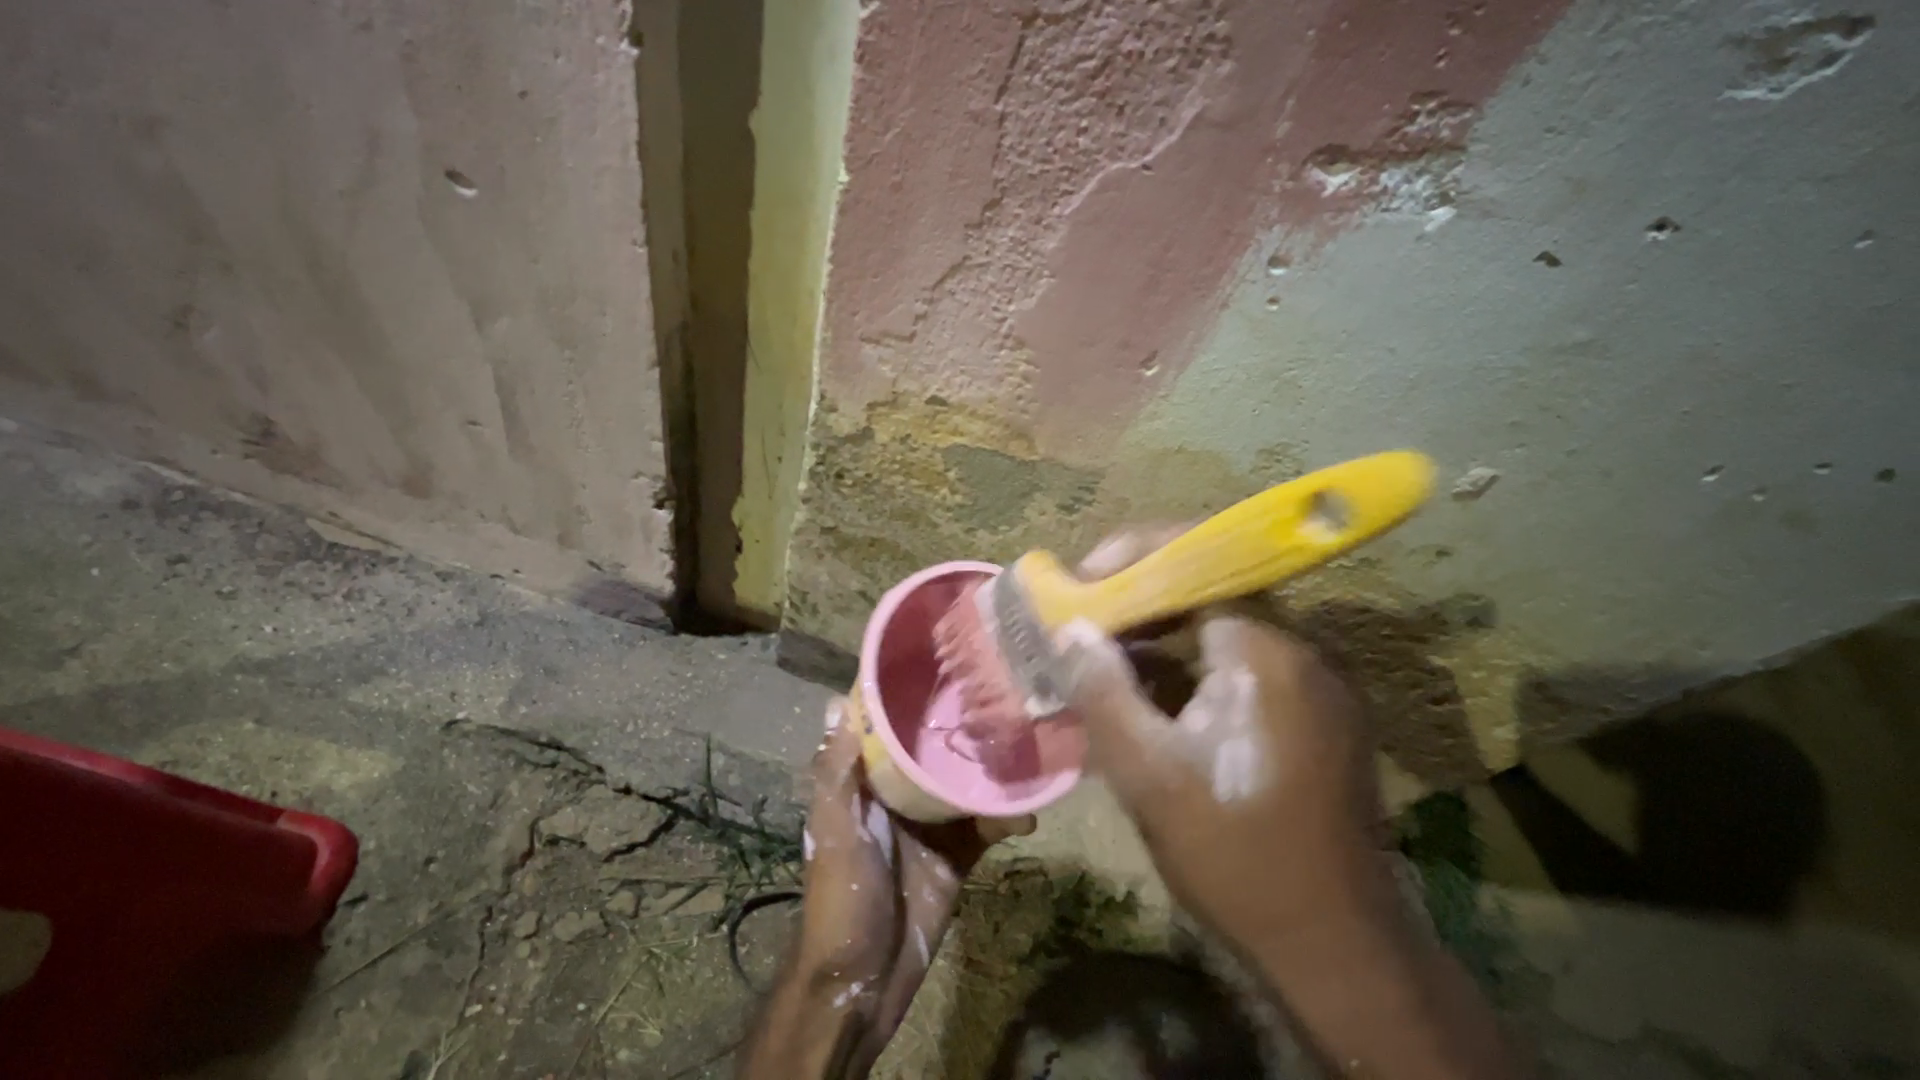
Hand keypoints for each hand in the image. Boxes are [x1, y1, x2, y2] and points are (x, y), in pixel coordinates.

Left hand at [780, 699, 1032, 1069]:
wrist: (862, 983)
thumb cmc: (840, 901)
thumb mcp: (835, 832)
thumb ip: (836, 773)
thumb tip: (837, 702)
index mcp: (864, 784)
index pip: (884, 728)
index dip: (905, 695)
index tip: (938, 657)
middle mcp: (898, 797)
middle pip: (932, 750)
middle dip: (962, 726)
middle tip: (1004, 694)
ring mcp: (930, 827)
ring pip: (965, 785)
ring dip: (993, 770)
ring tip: (1029, 744)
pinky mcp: (956, 858)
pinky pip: (985, 829)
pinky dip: (1007, 819)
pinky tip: (1030, 811)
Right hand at [1057, 528, 1396, 948]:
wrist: (1335, 944)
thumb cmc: (1233, 855)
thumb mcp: (1148, 774)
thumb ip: (1103, 689)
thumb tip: (1071, 626)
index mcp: (1264, 652)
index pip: (1196, 562)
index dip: (1131, 561)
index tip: (1078, 586)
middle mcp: (1304, 651)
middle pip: (1212, 592)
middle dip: (1142, 599)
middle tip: (1084, 624)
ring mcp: (1320, 685)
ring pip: (1230, 631)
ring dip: (1168, 636)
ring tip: (1108, 659)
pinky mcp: (1324, 717)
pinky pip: (1251, 666)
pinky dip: (1200, 668)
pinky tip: (1158, 700)